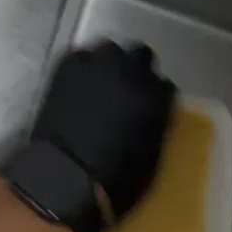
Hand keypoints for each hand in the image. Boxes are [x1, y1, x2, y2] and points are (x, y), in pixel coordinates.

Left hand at [0, 41, 174, 231]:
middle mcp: (132, 74)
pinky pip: (80, 57)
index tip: (149, 105)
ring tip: (101, 81)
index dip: (156, 95)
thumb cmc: (115, 182)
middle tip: (126, 87)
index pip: (165, 85)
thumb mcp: (151, 156)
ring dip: (108, 63)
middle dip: (136, 68)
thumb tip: (149, 115)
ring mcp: (99, 67)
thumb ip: (155, 125)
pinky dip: (81, 67)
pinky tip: (78, 83)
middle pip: (140, 55)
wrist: (66, 180)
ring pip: (110, 49)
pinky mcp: (68, 68)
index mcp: (157, 97)